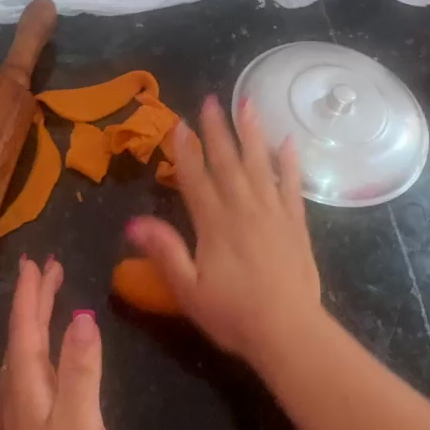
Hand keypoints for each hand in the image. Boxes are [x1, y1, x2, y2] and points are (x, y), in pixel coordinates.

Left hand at [0, 256, 106, 429]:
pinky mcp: (26, 426)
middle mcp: (16, 389)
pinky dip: (39, 345)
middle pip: (23, 334)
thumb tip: (83, 315)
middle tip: (47, 267)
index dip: (31, 292)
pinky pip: (30, 368)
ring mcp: (18, 409)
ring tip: (48, 297)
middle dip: (34, 299)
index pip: (26, 325)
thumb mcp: (80, 420)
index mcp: (27, 382)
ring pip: (25, 351)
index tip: (36, 261)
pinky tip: (46, 353)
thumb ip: (82, 367)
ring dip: (34, 320)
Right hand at [127, 97, 324, 365]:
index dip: (185, 151)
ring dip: (251, 132)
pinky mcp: (296, 223)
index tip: (178, 124)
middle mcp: (243, 209)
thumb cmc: (233, 315)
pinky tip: (287, 141)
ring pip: (259, 164)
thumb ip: (164, 252)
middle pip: (227, 161)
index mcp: (213, 224)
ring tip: (247, 102)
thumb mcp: (188, 290)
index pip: (195, 178)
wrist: (288, 330)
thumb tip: (133, 222)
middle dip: (217, 130)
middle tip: (211, 99)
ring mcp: (273, 213)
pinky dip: (288, 161)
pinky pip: (291, 184)